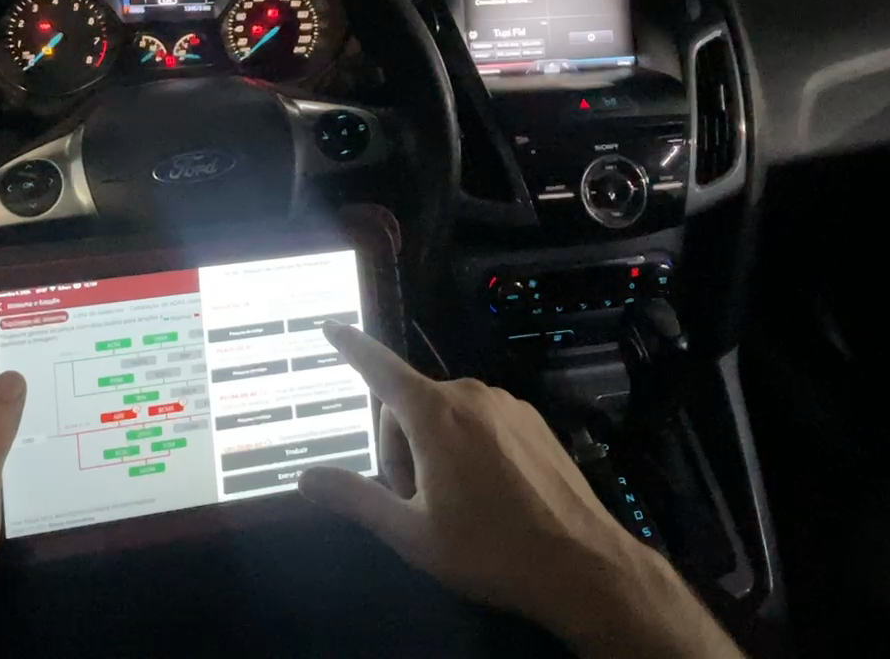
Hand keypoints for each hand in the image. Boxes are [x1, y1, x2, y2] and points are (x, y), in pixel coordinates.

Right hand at [298, 323, 740, 658]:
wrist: (584, 564)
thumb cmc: (488, 550)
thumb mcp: (411, 533)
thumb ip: (354, 498)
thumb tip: (305, 478)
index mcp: (432, 414)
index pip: (379, 367)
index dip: (351, 346)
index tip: (330, 326)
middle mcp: (467, 393)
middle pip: (409, 403)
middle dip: (400, 444)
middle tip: (418, 500)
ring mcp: (504, 402)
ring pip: (446, 411)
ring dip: (435, 444)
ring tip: (459, 500)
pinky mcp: (530, 417)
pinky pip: (481, 417)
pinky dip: (469, 442)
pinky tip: (491, 489)